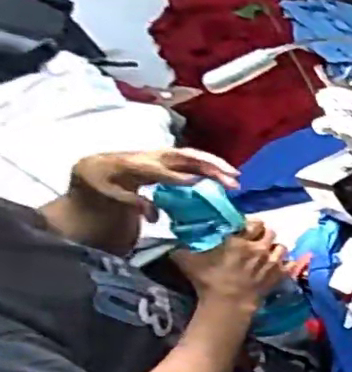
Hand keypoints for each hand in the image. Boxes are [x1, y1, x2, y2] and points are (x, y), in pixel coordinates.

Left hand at [71, 148, 239, 218]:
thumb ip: (132, 203)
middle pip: (181, 156)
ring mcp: (160, 156)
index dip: (175, 176)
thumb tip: (155, 216)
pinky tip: (224, 174)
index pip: (156, 170)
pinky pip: (192, 159)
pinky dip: (211, 165)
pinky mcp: (168, 158)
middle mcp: (147, 156)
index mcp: (128, 166)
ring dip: (216, 164)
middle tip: (232, 178)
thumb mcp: (106, 195)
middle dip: (208, 165)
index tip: (197, 183)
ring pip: (191, 155)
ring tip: (235, 176)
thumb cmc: (101, 184)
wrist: (95, 168)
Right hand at [170, 219, 287, 309]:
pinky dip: (286, 261)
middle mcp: (260, 247)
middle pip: (271, 232)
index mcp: (239, 241)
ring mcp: (274, 259)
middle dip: (263, 234)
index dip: (251, 223)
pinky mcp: (283, 271)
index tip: (246, 227)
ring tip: (266, 251)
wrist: (229, 300)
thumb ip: (183, 245)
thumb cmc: (207, 278)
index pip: (254, 223)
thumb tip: (180, 236)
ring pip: (282, 246)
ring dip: (274, 247)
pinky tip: (278, 263)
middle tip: (256, 239)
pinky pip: (291, 261)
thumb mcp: (186, 259)